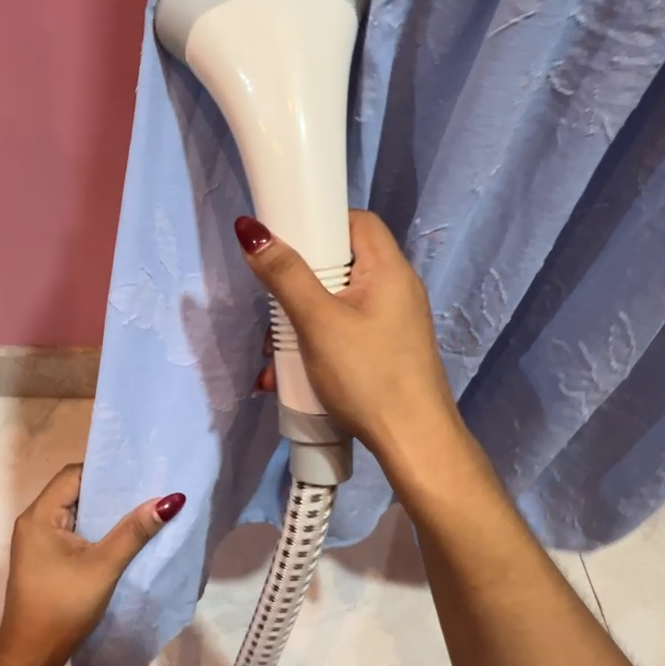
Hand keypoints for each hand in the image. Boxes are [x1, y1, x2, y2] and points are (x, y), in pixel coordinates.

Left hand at [0, 465, 182, 665]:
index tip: (137, 476)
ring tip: (137, 510)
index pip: (73, 475)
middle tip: (144, 491)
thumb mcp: (103, 566)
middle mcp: (34, 521)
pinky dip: (93, 530)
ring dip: (102, 513)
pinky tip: (118, 536)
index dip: (105, 473)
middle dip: (107, 492)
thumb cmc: (64, 605)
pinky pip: (70, 531)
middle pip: (73, 491)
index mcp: (40, 515)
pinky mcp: (43, 558)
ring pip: (73, 512)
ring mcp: (36, 541)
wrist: (31, 654)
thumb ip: (134, 531)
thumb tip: (170, 500)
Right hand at [237, 210, 461, 473]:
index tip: (284, 238)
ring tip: (274, 348)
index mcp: (389, 269)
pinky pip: (343, 331)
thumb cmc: (367, 375)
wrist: (414, 444)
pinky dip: (315, 343)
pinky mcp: (386, 351)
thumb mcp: (318, 322)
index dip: (319, 221)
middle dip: (298, 280)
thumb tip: (251, 229)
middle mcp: (397, 289)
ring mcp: (393, 323)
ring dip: (300, 320)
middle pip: (342, 262)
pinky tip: (289, 373)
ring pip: (337, 302)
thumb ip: (285, 275)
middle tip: (273, 300)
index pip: (356, 221)